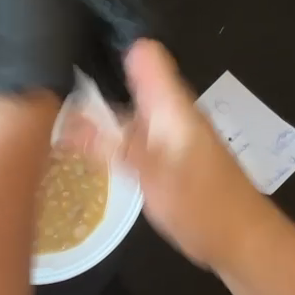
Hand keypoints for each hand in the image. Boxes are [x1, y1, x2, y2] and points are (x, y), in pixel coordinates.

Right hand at [73, 39, 281, 270]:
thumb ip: (112, 146)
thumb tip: (74, 116)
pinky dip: (115, 146)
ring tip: (59, 134)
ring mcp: (174, 139)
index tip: (75, 65)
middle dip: (96, 95)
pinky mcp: (173, 162)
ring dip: (102, 123)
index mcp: (173, 109)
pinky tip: (93, 162)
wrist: (244, 243)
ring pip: (132, 117)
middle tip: (50, 110)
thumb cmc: (204, 209)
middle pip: (132, 88)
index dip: (113, 51)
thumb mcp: (152, 177)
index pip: (145, 56)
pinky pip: (137, 142)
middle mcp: (174, 116)